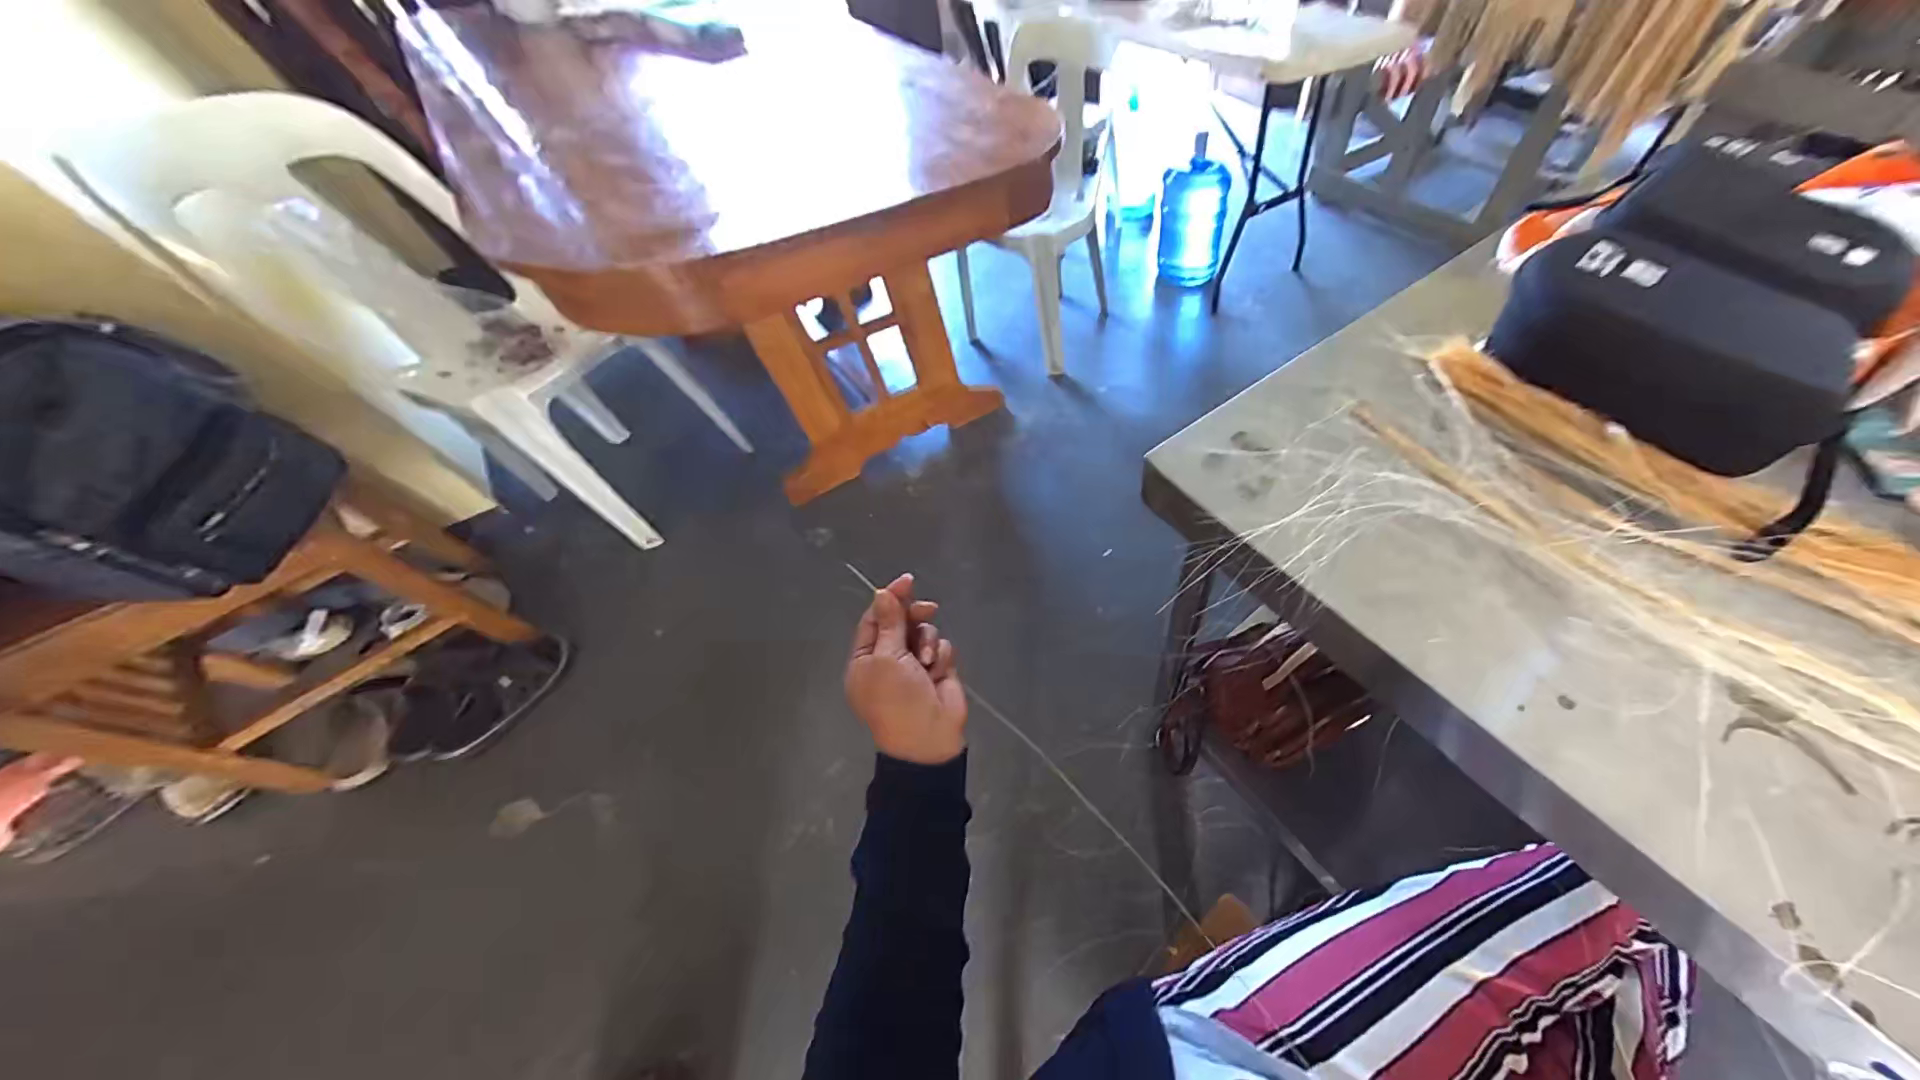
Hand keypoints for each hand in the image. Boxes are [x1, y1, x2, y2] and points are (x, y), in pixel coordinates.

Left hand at [845, 573, 965, 764]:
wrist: (928, 738)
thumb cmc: (897, 699)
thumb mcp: (887, 658)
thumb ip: (889, 623)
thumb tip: (882, 593)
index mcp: (864, 659)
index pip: (874, 619)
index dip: (890, 599)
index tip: (907, 581)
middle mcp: (887, 660)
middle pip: (901, 622)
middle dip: (914, 617)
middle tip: (928, 610)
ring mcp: (913, 666)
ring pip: (924, 633)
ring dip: (927, 642)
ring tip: (927, 662)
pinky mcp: (936, 671)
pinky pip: (941, 648)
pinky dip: (941, 657)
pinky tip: (938, 673)